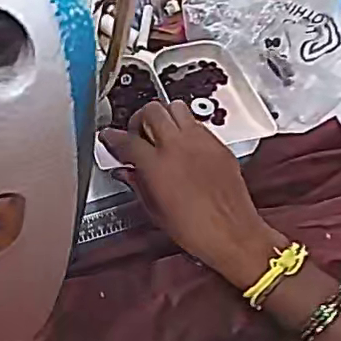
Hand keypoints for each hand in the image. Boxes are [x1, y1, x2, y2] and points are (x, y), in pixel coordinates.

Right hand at [100, 99, 286, 286]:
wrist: (231, 233)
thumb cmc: (196, 229)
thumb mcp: (155, 210)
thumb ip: (137, 184)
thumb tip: (126, 172)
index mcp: (156, 165)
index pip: (126, 140)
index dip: (112, 137)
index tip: (108, 137)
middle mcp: (178, 147)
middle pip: (151, 111)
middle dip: (139, 120)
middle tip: (136, 134)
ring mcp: (201, 142)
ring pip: (176, 107)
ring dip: (163, 117)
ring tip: (160, 134)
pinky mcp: (218, 144)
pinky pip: (196, 123)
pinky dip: (184, 128)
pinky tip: (182, 146)